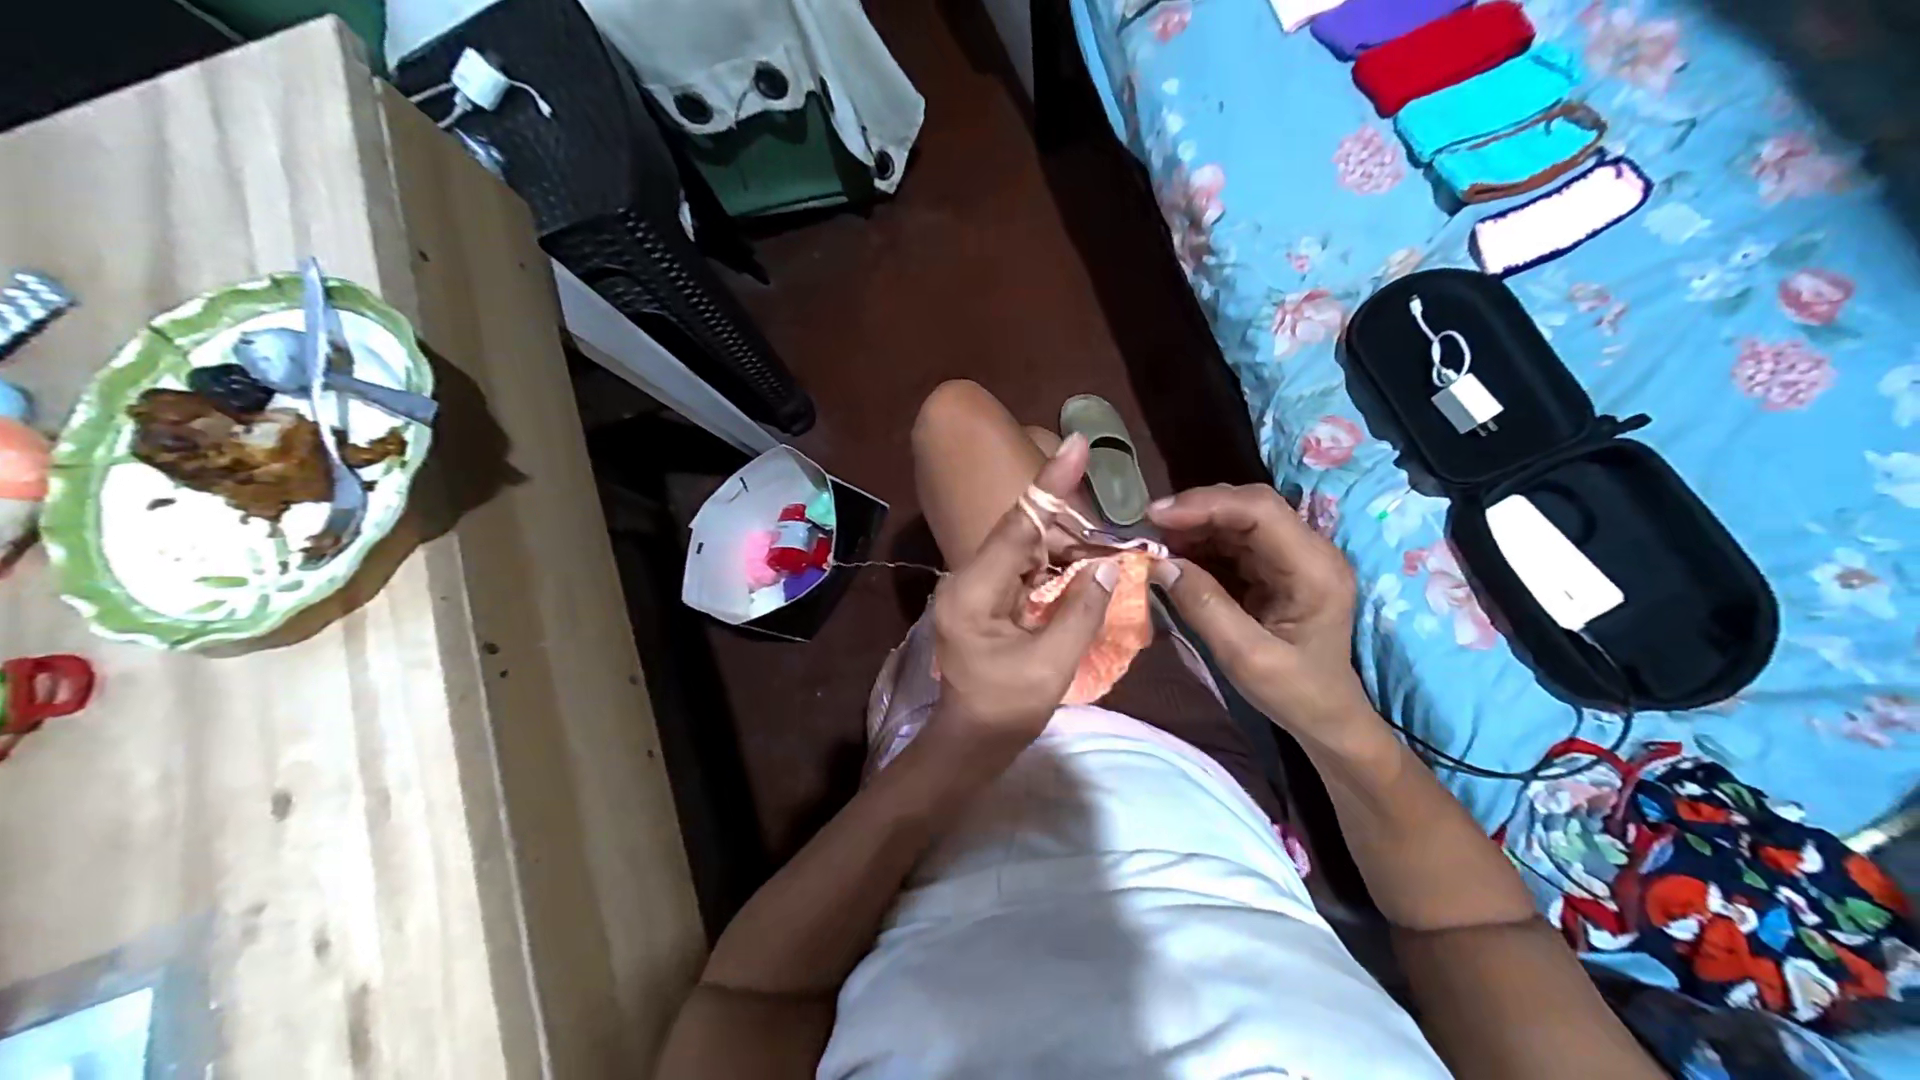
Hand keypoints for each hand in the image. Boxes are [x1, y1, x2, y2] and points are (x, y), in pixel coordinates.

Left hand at [930, 436, 1115, 753]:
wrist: (970, 741)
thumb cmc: (1006, 711)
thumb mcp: (1051, 664)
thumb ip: (1082, 609)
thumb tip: (1110, 565)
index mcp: (974, 590)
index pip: (1016, 525)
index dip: (1050, 484)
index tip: (1077, 445)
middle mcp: (967, 578)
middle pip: (1023, 533)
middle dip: (1069, 526)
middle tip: (1114, 532)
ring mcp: (973, 587)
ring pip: (1025, 549)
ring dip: (1065, 546)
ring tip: (1107, 548)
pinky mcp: (985, 598)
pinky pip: (1023, 569)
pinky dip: (1054, 566)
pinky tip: (1083, 568)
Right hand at [1147, 485, 1374, 743]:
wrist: (1326, 717)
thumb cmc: (1294, 692)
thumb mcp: (1245, 657)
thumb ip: (1203, 606)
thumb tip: (1159, 564)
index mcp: (1314, 569)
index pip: (1260, 510)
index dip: (1206, 504)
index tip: (1156, 516)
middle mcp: (1309, 551)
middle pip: (1249, 506)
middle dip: (1195, 510)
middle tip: (1148, 528)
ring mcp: (1293, 556)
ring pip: (1238, 518)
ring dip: (1194, 525)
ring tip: (1155, 543)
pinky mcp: (1275, 566)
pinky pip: (1234, 540)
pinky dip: (1200, 542)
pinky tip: (1175, 555)